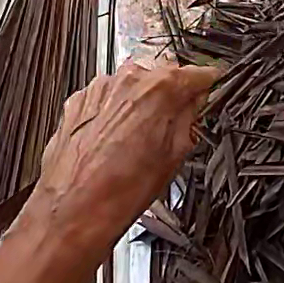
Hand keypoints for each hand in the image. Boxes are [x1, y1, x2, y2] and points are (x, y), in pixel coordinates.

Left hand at [17, 60, 219, 267]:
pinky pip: (107, 97)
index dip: (207, 83)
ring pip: (133, 85)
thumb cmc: (120, 190)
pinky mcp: (78, 101)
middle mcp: (129, 80)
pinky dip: (115, 111)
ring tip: (141, 139)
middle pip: (163, 74)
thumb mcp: (175, 155)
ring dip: (141, 102)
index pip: (197, 73)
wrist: (74, 209)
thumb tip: (194, 104)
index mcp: (160, 89)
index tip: (209, 88)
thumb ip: (189, 118)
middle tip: (176, 122)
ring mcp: (100, 88)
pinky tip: (116, 140)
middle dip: (173, 92)